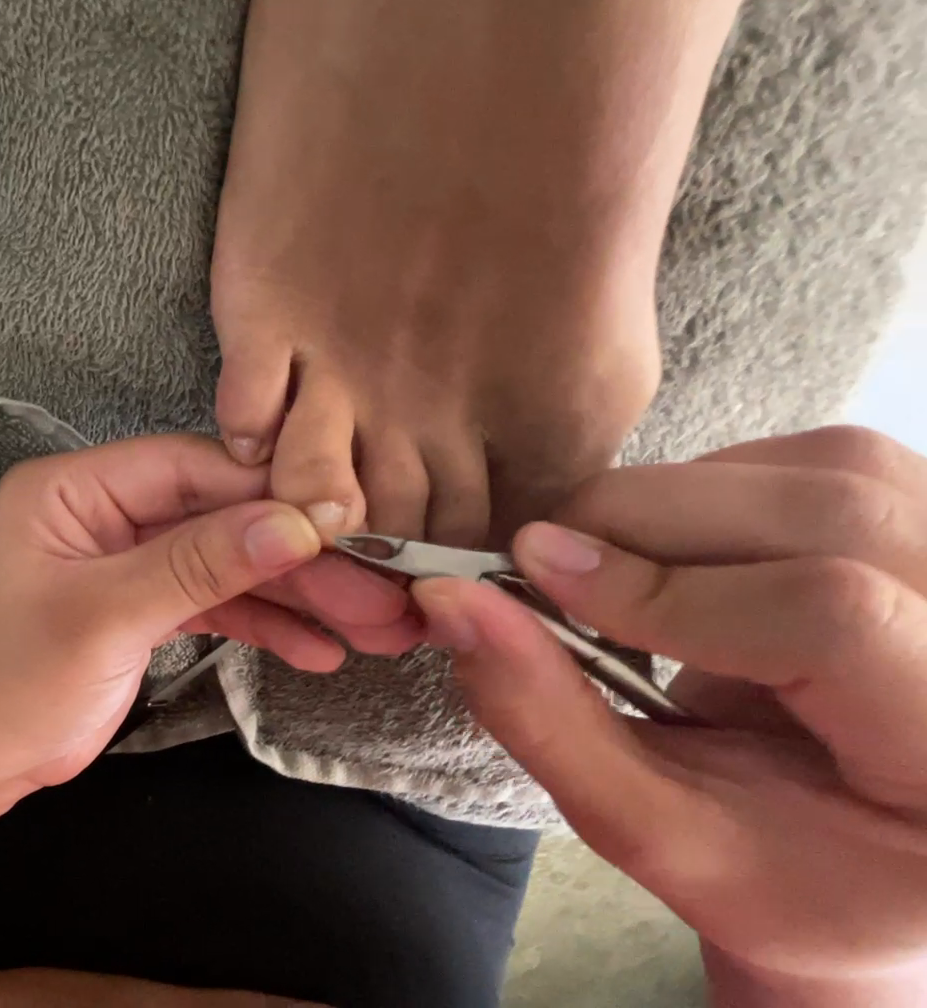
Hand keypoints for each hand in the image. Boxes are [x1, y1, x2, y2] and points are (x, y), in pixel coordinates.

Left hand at [0, 434, 406, 826]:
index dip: (266, 491)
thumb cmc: (9, 684)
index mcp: (69, 489)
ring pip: (222, 560)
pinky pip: (210, 602)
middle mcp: (98, 511)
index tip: (349, 523)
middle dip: (295, 554)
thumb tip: (298, 524)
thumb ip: (196, 566)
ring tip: (374, 628)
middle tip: (380, 591)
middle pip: (215, 516)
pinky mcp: (138, 606)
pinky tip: (317, 650)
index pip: (184, 467)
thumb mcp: (101, 619)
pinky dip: (260, 623)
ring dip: (294, 593)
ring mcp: (122, 559)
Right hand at [211, 0, 767, 543]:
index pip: (508, 532)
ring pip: (318, 494)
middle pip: (410, 527)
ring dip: (315, 519)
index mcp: (561, 398)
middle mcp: (445, 396)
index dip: (481, 565)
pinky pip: (245, 416)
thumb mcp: (611, 295)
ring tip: (311, 520)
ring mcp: (342, 356)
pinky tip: (260, 432)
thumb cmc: (574, 113)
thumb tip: (517, 476)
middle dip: (397, 565)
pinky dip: (251, 440)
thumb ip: (559, 403)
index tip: (453, 569)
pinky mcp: (262, 306)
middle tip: (373, 571)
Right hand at [413, 426, 926, 998]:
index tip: (524, 576)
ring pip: (830, 467)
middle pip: (829, 513)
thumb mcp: (651, 829)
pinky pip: (821, 459)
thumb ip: (543, 717)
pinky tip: (683, 558)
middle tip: (543, 565)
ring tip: (615, 571)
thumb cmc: (784, 869)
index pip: (831, 618)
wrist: (888, 850)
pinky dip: (711, 489)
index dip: (658, 589)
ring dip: (675, 502)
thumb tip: (446, 597)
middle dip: (641, 521)